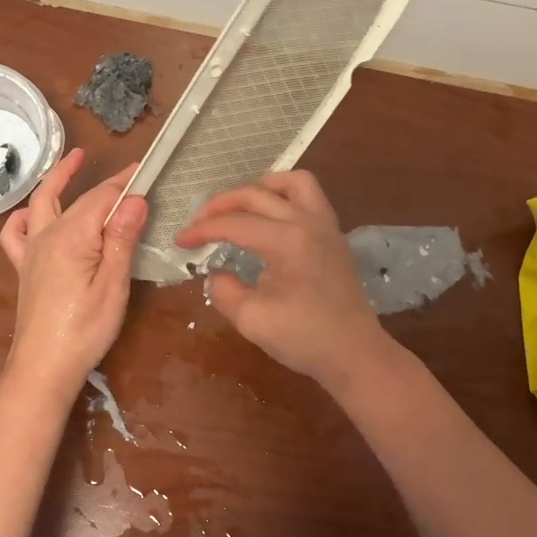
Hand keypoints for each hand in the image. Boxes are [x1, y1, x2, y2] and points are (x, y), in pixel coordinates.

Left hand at [0, 148, 147, 395]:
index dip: (126, 183)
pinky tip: (33, 214)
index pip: (103, 197)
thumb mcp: (113, 285)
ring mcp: (31, 250)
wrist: (43, 367)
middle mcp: (47, 235)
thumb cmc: (84, 330)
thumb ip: (121, 239)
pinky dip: (25, 216)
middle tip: (131, 172)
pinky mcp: (24, 267)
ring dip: (58, 179)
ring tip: (75, 161)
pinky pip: (16, 232)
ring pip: (42, 203)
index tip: (147, 171)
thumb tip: (135, 199)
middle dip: (106, 183)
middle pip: (79, 199)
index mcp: (72, 236)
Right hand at [175, 170, 387, 386]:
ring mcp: (325, 225)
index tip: (180, 242)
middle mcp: (308, 222)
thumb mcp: (252, 320)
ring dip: (259, 188)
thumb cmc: (305, 340)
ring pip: (291, 182)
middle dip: (220, 204)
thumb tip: (217, 273)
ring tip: (238, 208)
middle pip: (256, 194)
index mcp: (288, 241)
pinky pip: (309, 196)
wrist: (356, 355)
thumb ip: (224, 291)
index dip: (202, 230)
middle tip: (198, 224)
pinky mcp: (333, 235)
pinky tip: (269, 217)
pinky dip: (283, 196)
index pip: (234, 224)